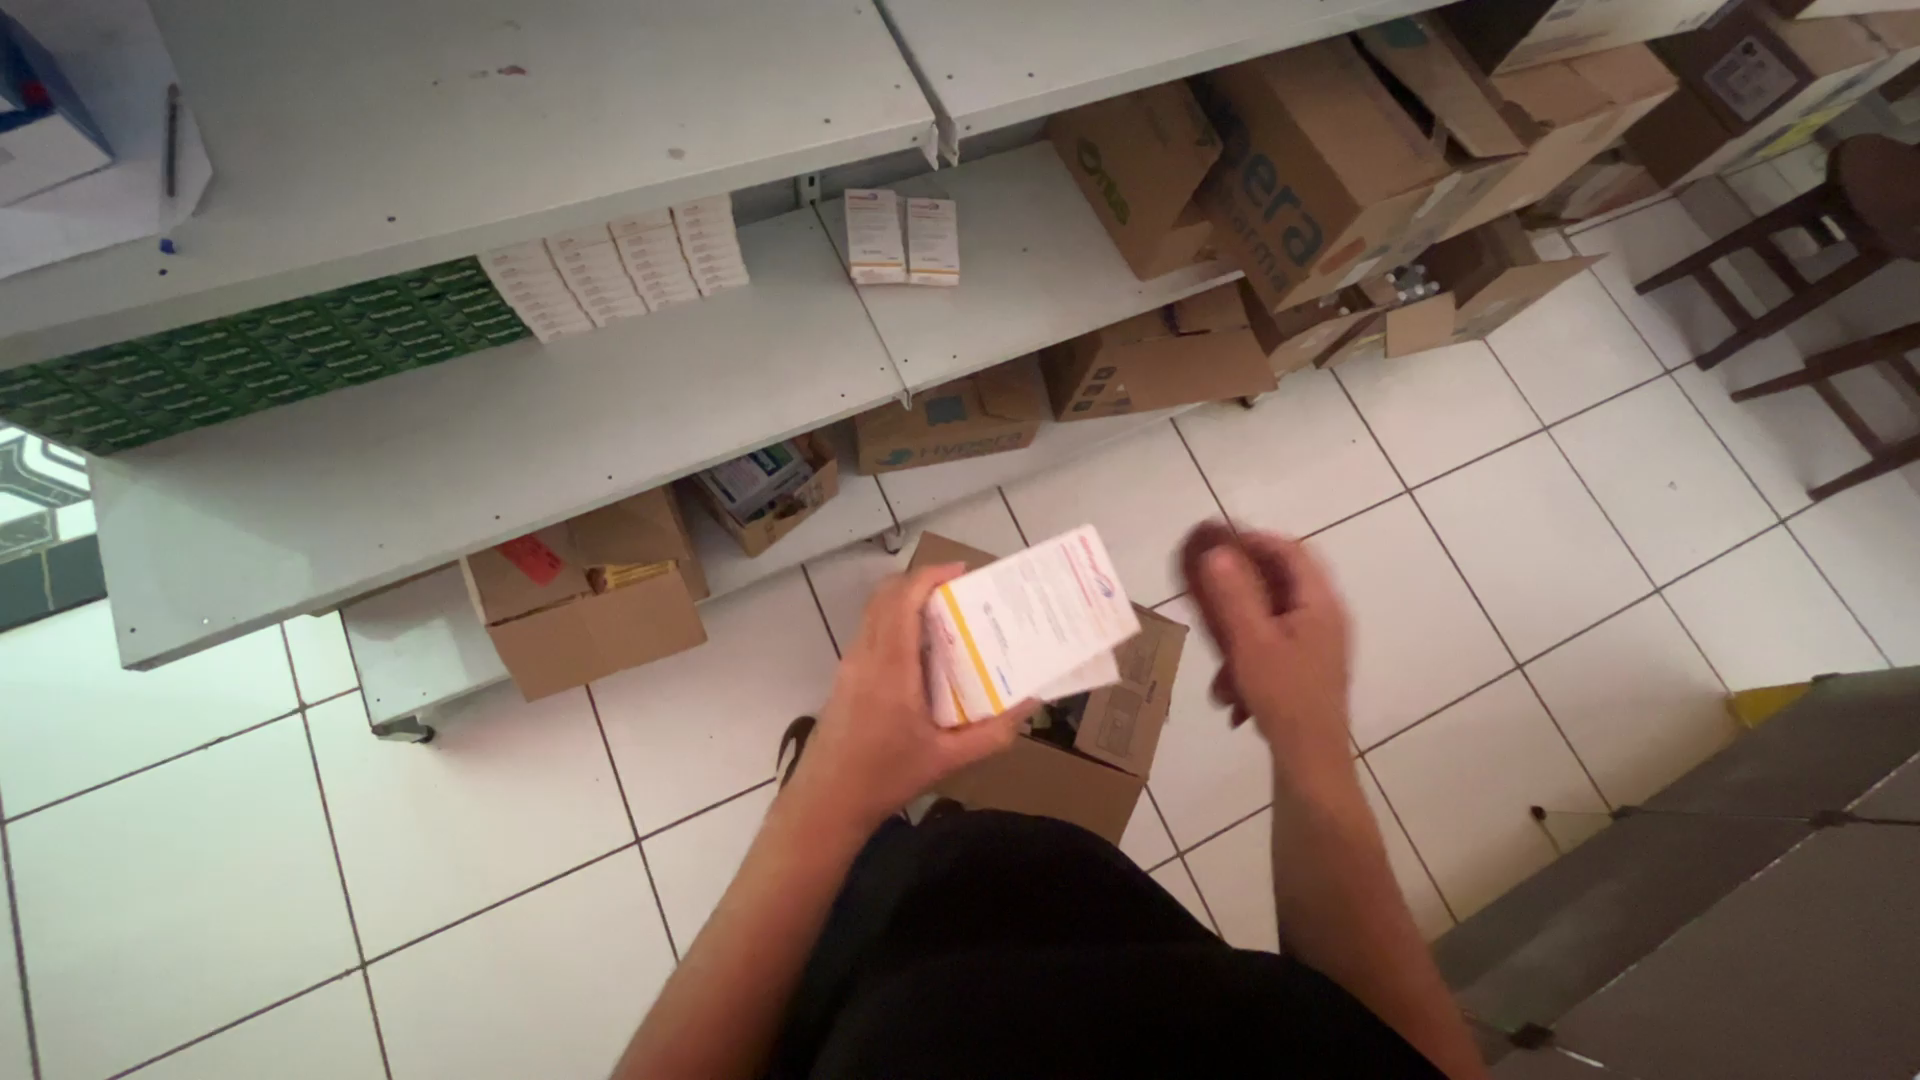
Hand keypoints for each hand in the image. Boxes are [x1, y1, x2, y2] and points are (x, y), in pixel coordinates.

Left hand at [787, 563, 1037, 832]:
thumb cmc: (885, 779)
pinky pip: (870, 631)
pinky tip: (922, 648)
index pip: (902, 601)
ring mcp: (850, 664)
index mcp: (890, 669)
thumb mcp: (947, 760)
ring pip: (875, 612)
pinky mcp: (845, 676)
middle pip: (886, 597)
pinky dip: (895, 621)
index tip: (961, 572)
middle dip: (921, 582)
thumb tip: (1029, 704)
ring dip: (906, 600)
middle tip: (959, 590)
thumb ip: (991, 733)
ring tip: (945, 614)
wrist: (826, 802)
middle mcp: (865, 657)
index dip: (929, 577)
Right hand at [1183, 525, 1352, 788]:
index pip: (1292, 550)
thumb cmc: (1283, 695)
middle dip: (1240, 584)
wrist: (1310, 757)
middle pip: (1282, 580)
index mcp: (1320, 603)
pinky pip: (1274, 640)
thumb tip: (1217, 552)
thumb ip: (1233, 595)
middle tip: (1208, 586)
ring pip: (1274, 613)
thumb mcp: (1250, 642)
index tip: (1217, 542)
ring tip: (1214, 646)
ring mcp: (1320, 642)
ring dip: (1240, 624)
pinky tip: (1228, 686)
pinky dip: (1248, 650)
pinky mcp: (1308, 665)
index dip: (1255, 539)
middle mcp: (1326, 616)